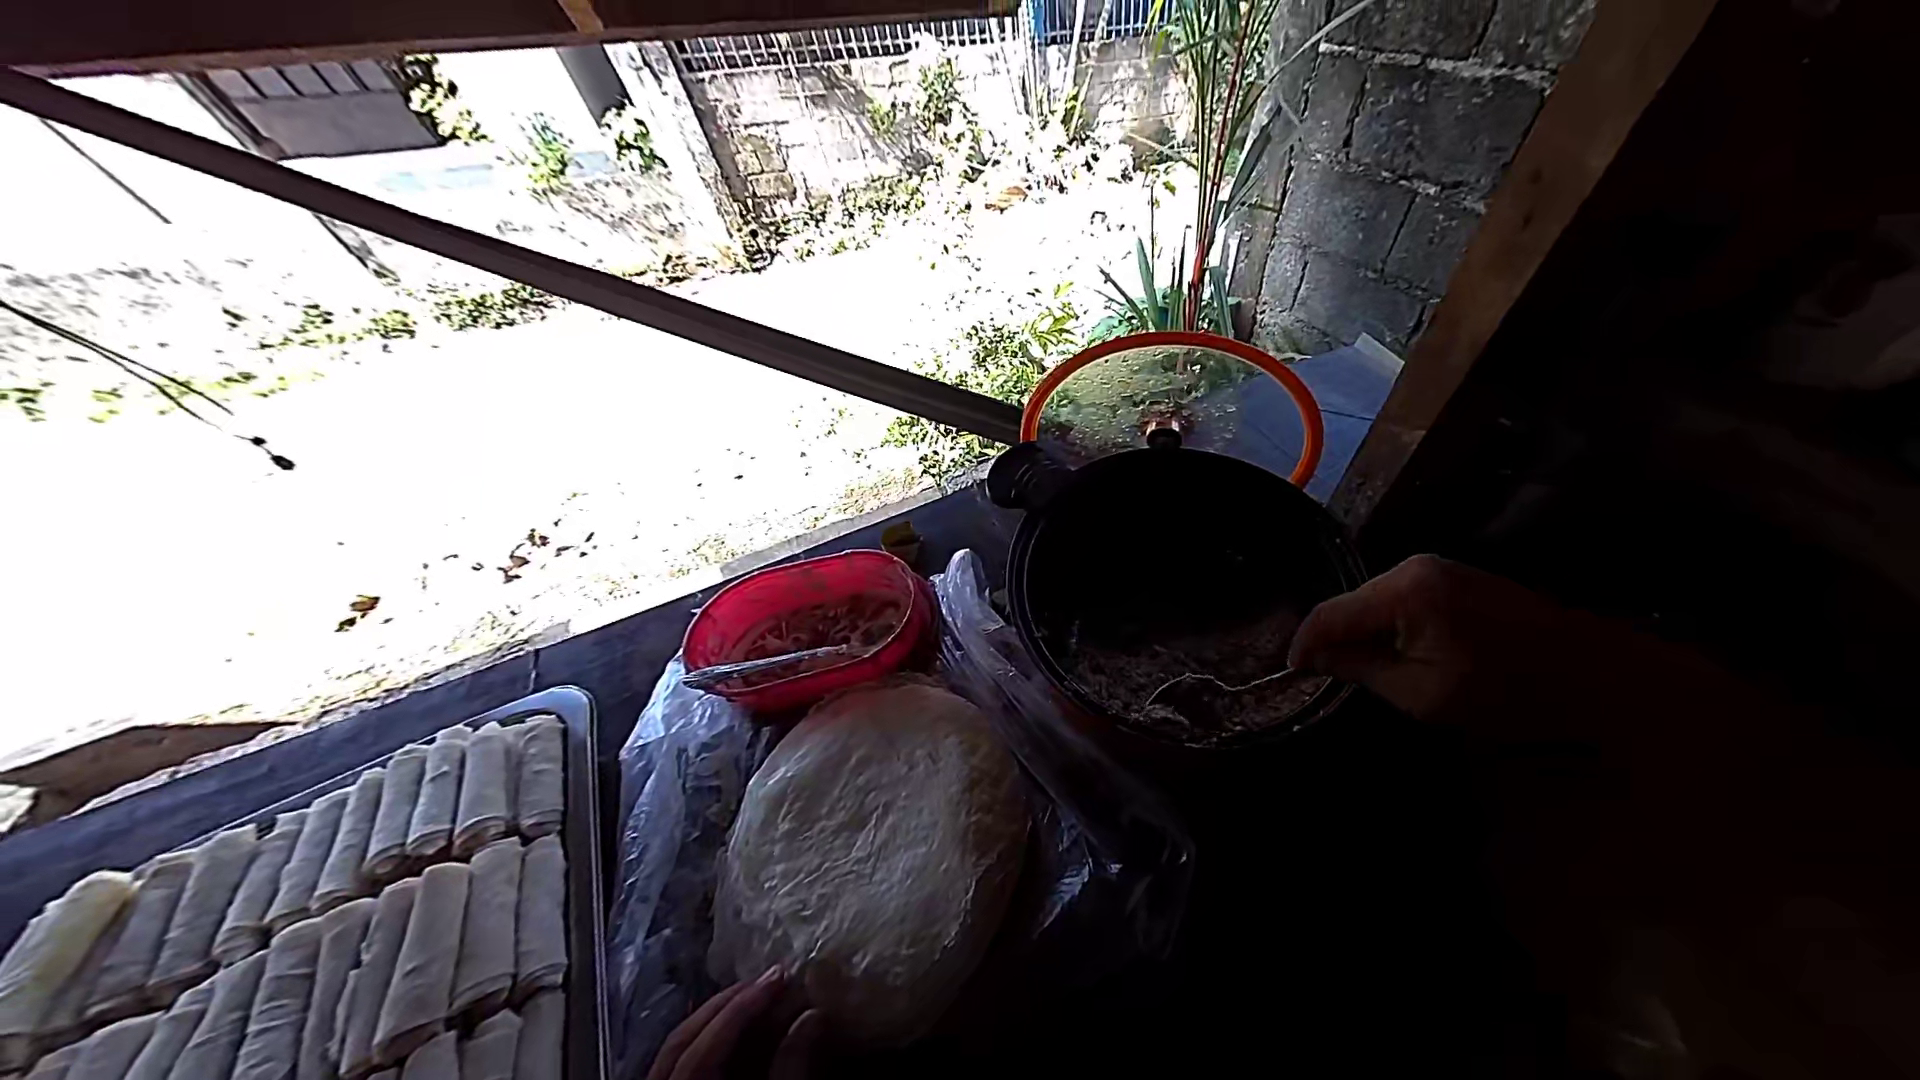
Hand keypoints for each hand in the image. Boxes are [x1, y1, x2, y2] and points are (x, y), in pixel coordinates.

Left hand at [647, 968, 823, 1079]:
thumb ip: (789, 1072)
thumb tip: (812, 1015)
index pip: (704, 1050)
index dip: (741, 1009)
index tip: (780, 976)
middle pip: (683, 1040)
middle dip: (727, 1002)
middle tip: (770, 978)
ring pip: (676, 1047)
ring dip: (718, 1014)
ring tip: (758, 994)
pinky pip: (676, 1063)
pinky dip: (708, 1036)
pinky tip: (738, 1025)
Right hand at [1288, 554, 1596, 729]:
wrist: (1599, 677)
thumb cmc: (1508, 692)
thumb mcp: (1422, 693)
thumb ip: (1359, 669)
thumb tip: (1317, 658)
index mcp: (1404, 591)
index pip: (1330, 614)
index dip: (1304, 643)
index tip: (1291, 669)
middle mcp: (1414, 567)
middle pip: (1349, 603)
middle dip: (1332, 637)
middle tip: (1321, 671)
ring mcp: (1436, 567)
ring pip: (1371, 600)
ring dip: (1359, 631)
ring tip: (1352, 664)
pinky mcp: (1453, 576)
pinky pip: (1397, 597)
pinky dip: (1385, 623)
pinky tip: (1389, 648)